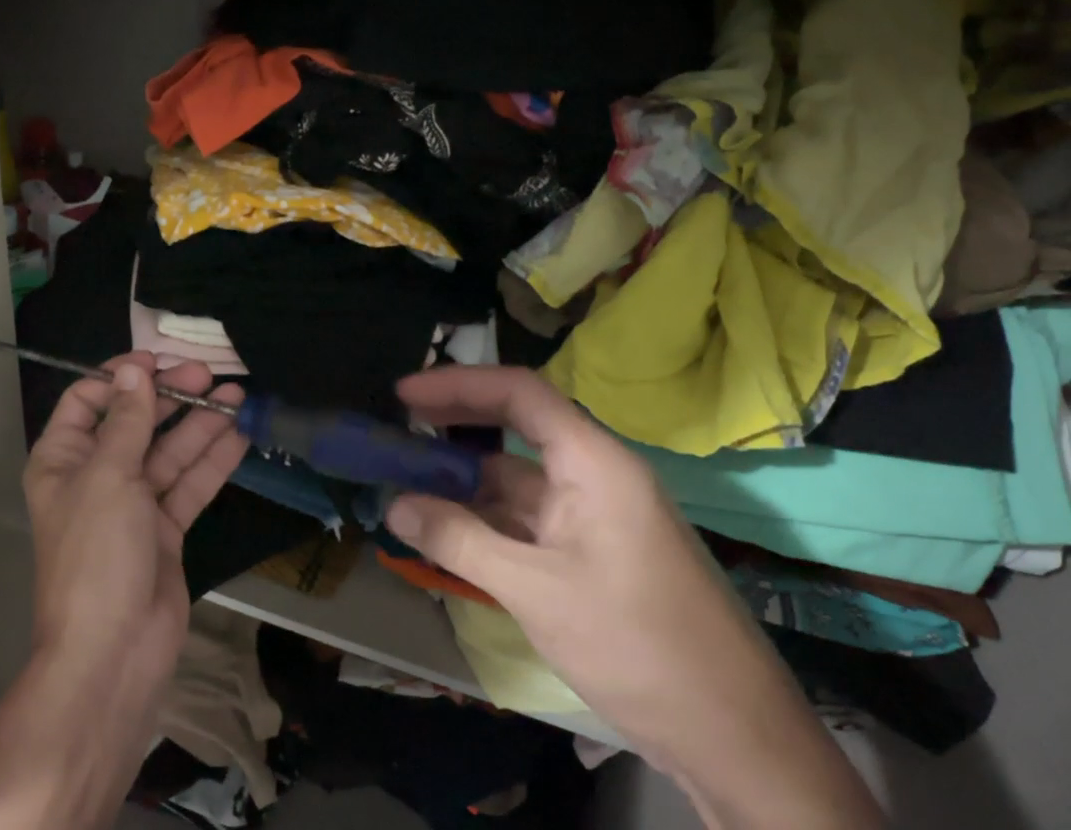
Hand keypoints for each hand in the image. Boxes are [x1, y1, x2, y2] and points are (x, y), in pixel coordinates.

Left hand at [23, 351, 247, 686]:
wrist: (113, 650)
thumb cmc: (96, 554)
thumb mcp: (107, 477)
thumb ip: (126, 422)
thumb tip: (132, 370)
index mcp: (62, 460)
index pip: (87, 401)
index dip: (121, 378)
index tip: (159, 362)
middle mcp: (94, 476)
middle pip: (134, 423)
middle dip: (170, 397)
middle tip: (210, 376)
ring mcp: (131, 505)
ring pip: (167, 454)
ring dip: (199, 425)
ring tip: (238, 396)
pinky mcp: (163, 532)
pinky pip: (187, 488)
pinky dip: (211, 464)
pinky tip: (239, 437)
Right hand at [382, 366, 880, 829]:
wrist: (730, 733)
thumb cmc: (636, 644)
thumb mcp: (534, 589)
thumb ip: (458, 540)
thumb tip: (393, 504)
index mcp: (594, 465)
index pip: (521, 395)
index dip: (458, 385)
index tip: (400, 396)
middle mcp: (593, 479)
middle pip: (514, 431)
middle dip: (452, 428)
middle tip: (390, 433)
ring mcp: (591, 520)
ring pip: (513, 483)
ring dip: (458, 483)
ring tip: (397, 485)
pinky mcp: (587, 558)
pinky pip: (521, 523)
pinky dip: (478, 521)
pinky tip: (437, 533)